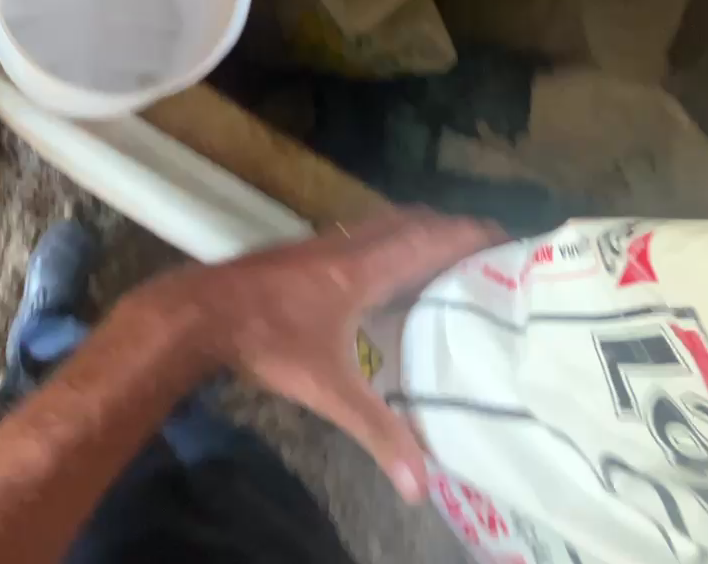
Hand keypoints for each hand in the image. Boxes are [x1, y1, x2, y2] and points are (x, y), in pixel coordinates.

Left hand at [127, 211, 503, 502]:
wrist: (203, 310)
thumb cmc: (268, 341)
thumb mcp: (327, 388)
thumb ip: (375, 430)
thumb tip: (420, 485)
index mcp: (361, 270)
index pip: (425, 241)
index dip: (465, 234)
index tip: (504, 232)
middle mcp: (343, 247)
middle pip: (405, 222)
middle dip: (446, 227)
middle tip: (484, 242)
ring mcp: (317, 244)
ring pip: (377, 224)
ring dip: (412, 229)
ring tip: (441, 251)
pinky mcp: (297, 251)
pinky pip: (354, 234)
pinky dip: (382, 239)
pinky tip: (378, 268)